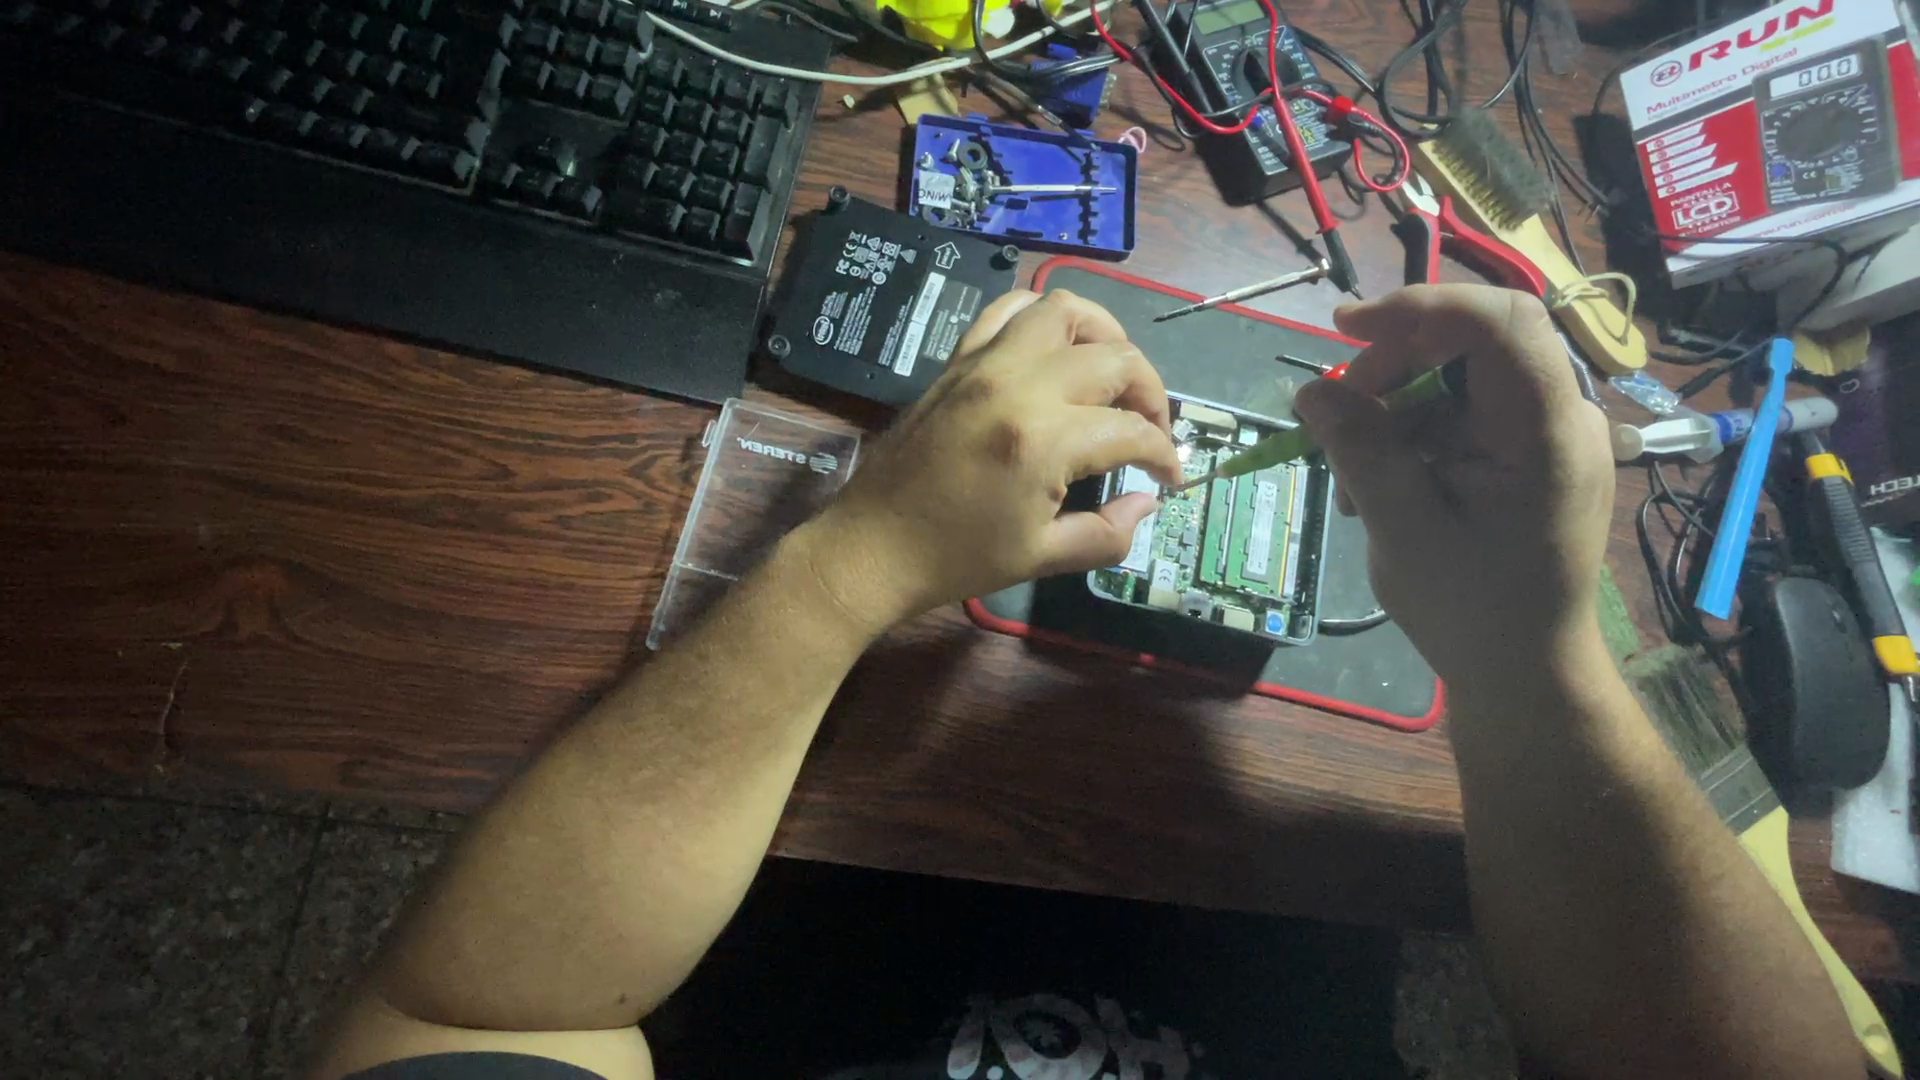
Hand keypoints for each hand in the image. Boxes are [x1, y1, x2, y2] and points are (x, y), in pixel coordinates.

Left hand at [793, 289, 1183, 634]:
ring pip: (1063, 310)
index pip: (1131, 430)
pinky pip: (1006, 311)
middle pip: (1114, 359)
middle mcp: (1018, 384)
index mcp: (1042, 440)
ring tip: (1112, 374)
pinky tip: (1053, 352)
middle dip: (1150, 393)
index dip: (1164, 455)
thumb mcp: (1041, 558)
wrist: (873, 547)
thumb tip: (1148, 501)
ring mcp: (983, 364)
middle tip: (1150, 430)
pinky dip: (1042, 318)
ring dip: (1104, 335)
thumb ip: (1108, 533)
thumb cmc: (956, 558)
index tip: (1169, 478)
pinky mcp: (956, 362)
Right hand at [1291, 285, 1612, 687]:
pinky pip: (1455, 418)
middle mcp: (1556, 416)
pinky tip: (1380, 485)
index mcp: (1544, 429)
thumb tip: (1312, 389)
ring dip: (1391, 412)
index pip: (1498, 321)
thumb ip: (1360, 450)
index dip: (1418, 306)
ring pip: (1453, 382)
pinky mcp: (1521, 456)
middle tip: (1336, 414)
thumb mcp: (1400, 527)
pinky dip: (1407, 438)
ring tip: (1354, 478)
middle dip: (1392, 366)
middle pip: (1471, 343)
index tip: (1343, 327)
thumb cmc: (1469, 606)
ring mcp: (1540, 435)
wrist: (1522, 667)